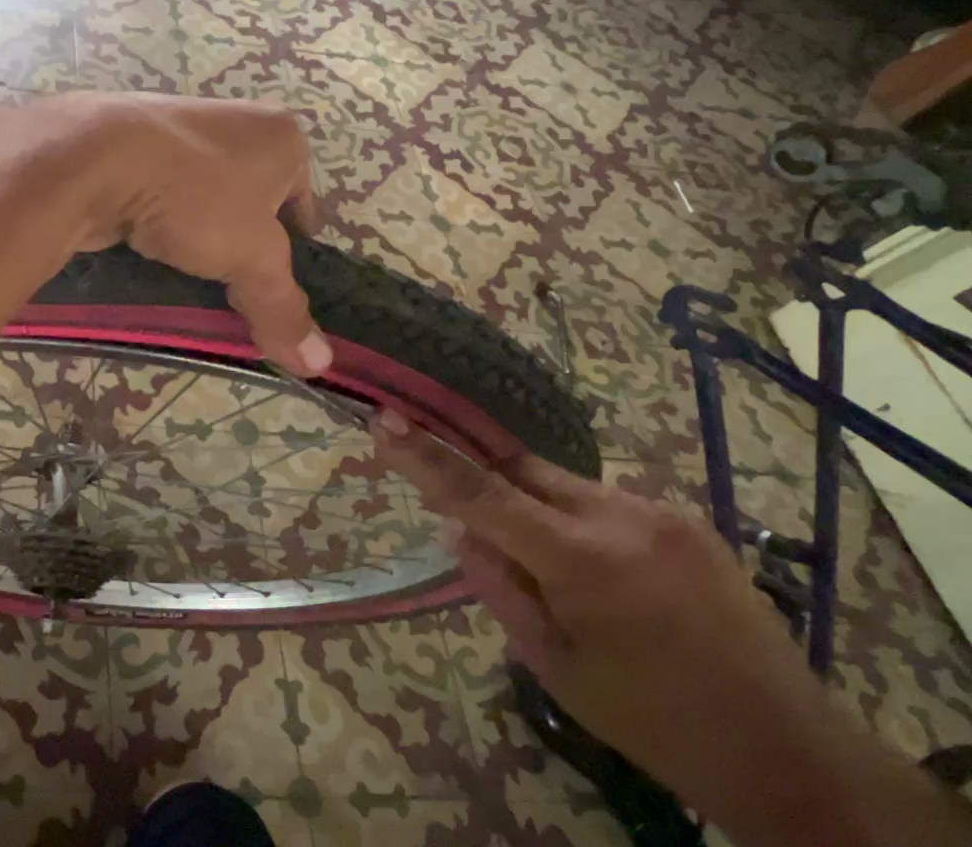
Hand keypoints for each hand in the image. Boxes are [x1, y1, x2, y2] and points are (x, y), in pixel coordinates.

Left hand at [0, 92, 332, 376]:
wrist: (90, 159)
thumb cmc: (193, 196)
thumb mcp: (251, 258)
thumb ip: (281, 308)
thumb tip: (319, 365)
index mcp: (278, 135)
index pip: (301, 204)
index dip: (291, 252)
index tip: (270, 289)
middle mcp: (231, 121)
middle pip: (248, 202)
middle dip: (238, 245)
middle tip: (228, 291)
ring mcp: (175, 130)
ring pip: (198, 199)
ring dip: (193, 236)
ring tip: (185, 278)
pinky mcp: (127, 149)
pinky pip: (155, 196)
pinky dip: (153, 224)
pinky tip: (144, 254)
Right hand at [369, 410, 827, 811]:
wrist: (786, 749)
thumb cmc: (648, 720)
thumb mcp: (550, 662)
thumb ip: (497, 585)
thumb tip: (456, 528)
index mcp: (582, 560)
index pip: (481, 492)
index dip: (426, 456)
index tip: (384, 421)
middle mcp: (623, 518)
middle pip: (521, 469)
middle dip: (476, 472)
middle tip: (437, 483)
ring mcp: (663, 514)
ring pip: (562, 484)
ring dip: (526, 501)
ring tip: (525, 554)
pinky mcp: (688, 522)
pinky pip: (602, 502)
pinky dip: (570, 517)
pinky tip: (579, 563)